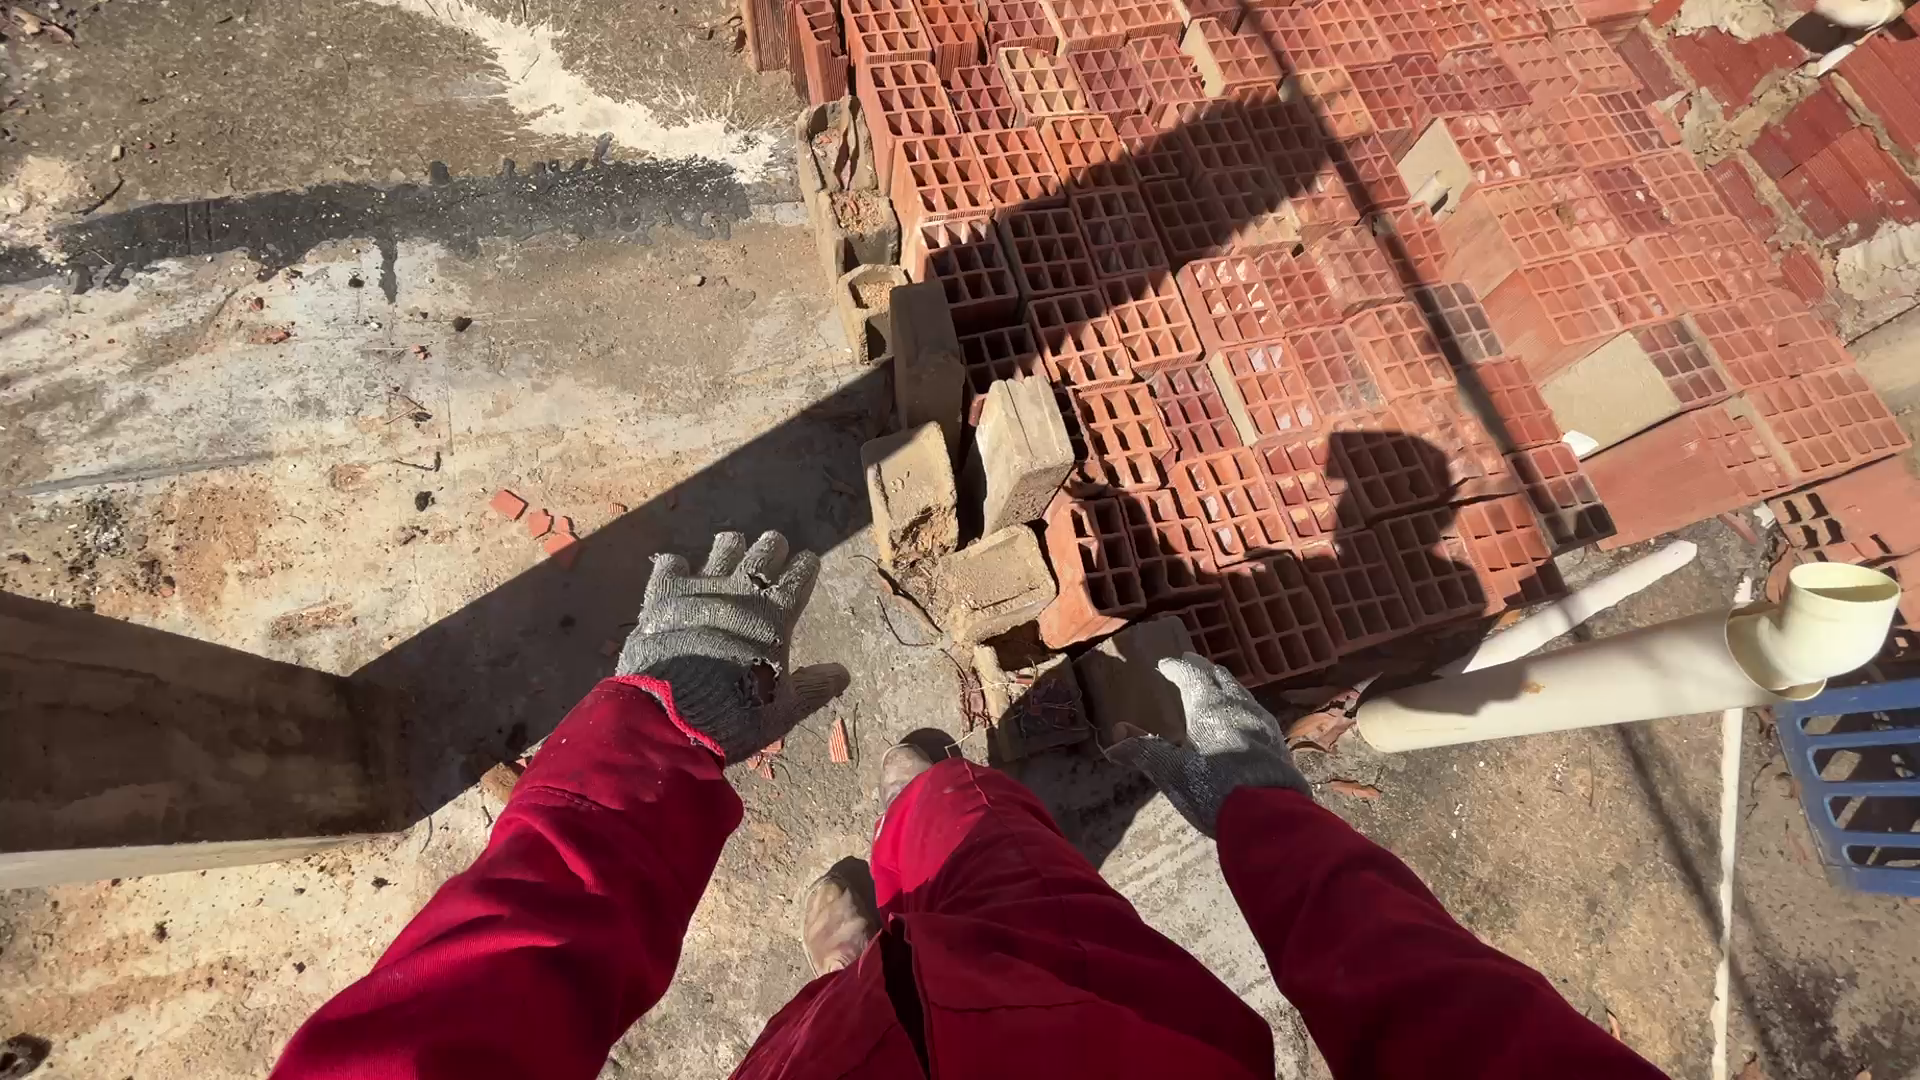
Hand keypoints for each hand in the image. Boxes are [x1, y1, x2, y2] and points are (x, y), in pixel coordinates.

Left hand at [618, 530, 846, 761]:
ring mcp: (702, 588)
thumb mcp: (786, 707)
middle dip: (772, 547)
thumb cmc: (739, 711)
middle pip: (763, 554)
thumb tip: (843, 673)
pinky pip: (670, 566)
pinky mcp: (664, 595)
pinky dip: (675, 566)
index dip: (806, 567)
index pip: (799, 577)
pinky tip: (675, 567)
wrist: (674, 711)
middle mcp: (743, 591)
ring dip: (730, 546)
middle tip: (774, 542)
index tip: (808, 561)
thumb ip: (815, 686)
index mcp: (776, 614)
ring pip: (722, 551)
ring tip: (732, 541)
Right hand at [1104, 653, 1310, 837]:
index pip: (1191, 675)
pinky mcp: (1278, 744)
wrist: (1270, 817)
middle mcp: (1237, 707)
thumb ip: (1143, 752)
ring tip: (1218, 683)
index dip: (1177, 667)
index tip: (1165, 664)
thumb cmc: (1214, 787)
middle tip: (1193, 661)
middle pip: (1220, 678)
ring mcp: (1262, 724)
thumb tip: (1112, 743)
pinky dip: (1243, 704)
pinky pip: (1256, 712)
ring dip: (1226, 684)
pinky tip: (1245, 717)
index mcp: (1208, 707)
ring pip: (1242, 693)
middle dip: (1204, 668)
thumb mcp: (1170, 771)